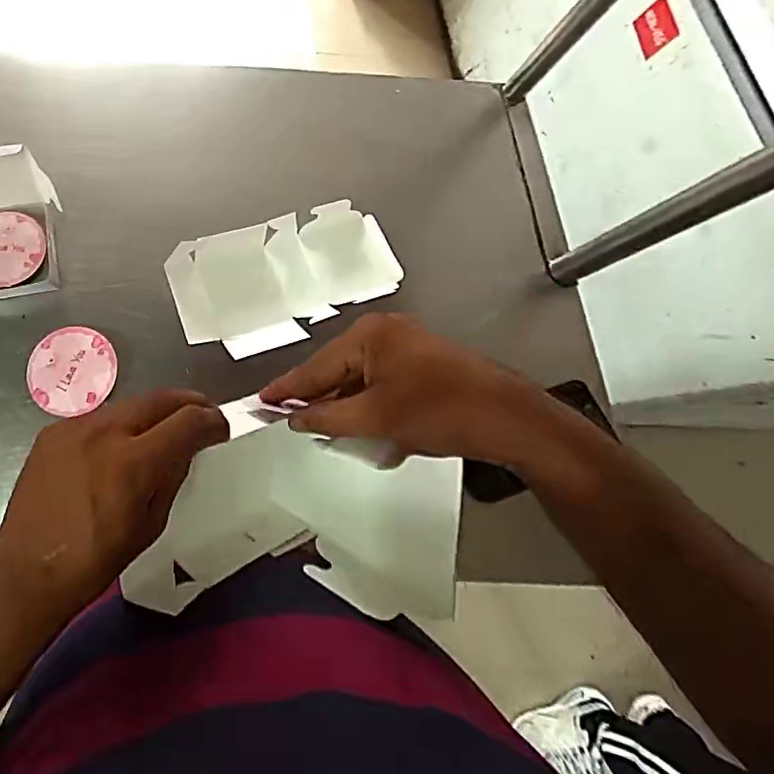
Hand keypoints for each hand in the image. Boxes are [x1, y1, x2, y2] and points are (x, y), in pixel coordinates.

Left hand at [0, 389, 229, 613]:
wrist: (27, 570)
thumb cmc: (95, 560)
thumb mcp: (150, 525)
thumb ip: (172, 478)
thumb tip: (185, 450)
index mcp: (133, 462)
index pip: (188, 421)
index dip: (212, 422)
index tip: (220, 429)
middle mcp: (104, 432)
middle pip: (161, 398)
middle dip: (189, 404)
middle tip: (203, 415)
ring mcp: (75, 427)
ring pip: (130, 403)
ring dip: (154, 411)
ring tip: (164, 428)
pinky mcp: (53, 430)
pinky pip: (99, 417)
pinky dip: (119, 424)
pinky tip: (120, 444)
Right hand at [260, 313, 611, 478]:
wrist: (509, 420)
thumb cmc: (448, 409)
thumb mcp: (374, 420)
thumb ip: (326, 418)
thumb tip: (299, 418)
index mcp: (370, 335)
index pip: (314, 367)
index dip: (287, 390)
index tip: (264, 402)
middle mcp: (387, 334)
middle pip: (337, 373)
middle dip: (326, 405)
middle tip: (303, 428)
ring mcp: (407, 348)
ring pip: (362, 384)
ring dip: (355, 413)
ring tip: (354, 439)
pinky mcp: (423, 366)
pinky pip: (384, 387)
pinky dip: (377, 412)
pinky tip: (382, 437)